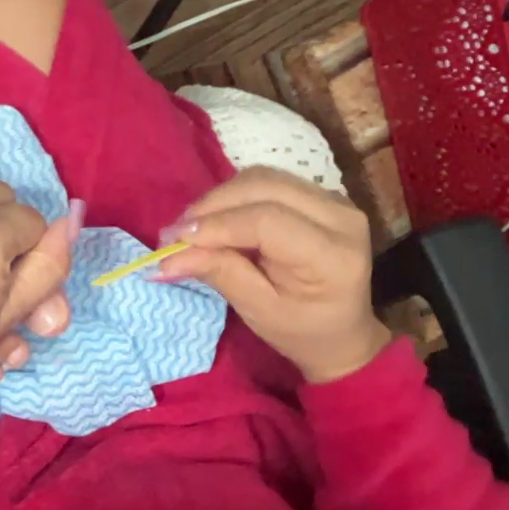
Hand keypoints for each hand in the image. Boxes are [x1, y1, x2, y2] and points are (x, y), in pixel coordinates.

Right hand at [157, 167, 391, 382]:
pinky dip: (234, 196)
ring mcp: (334, 200)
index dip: (216, 226)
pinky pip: (269, 182)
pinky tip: (214, 219)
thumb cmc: (300, 330)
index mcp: (333, 255)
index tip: (174, 241)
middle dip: (212, 206)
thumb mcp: (258, 310)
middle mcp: (341, 216)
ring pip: (263, 178)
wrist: (341, 331)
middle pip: (264, 188)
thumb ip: (220, 274)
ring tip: (191, 226)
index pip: (267, 222)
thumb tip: (167, 258)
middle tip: (174, 233)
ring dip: (220, 198)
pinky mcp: (320, 195)